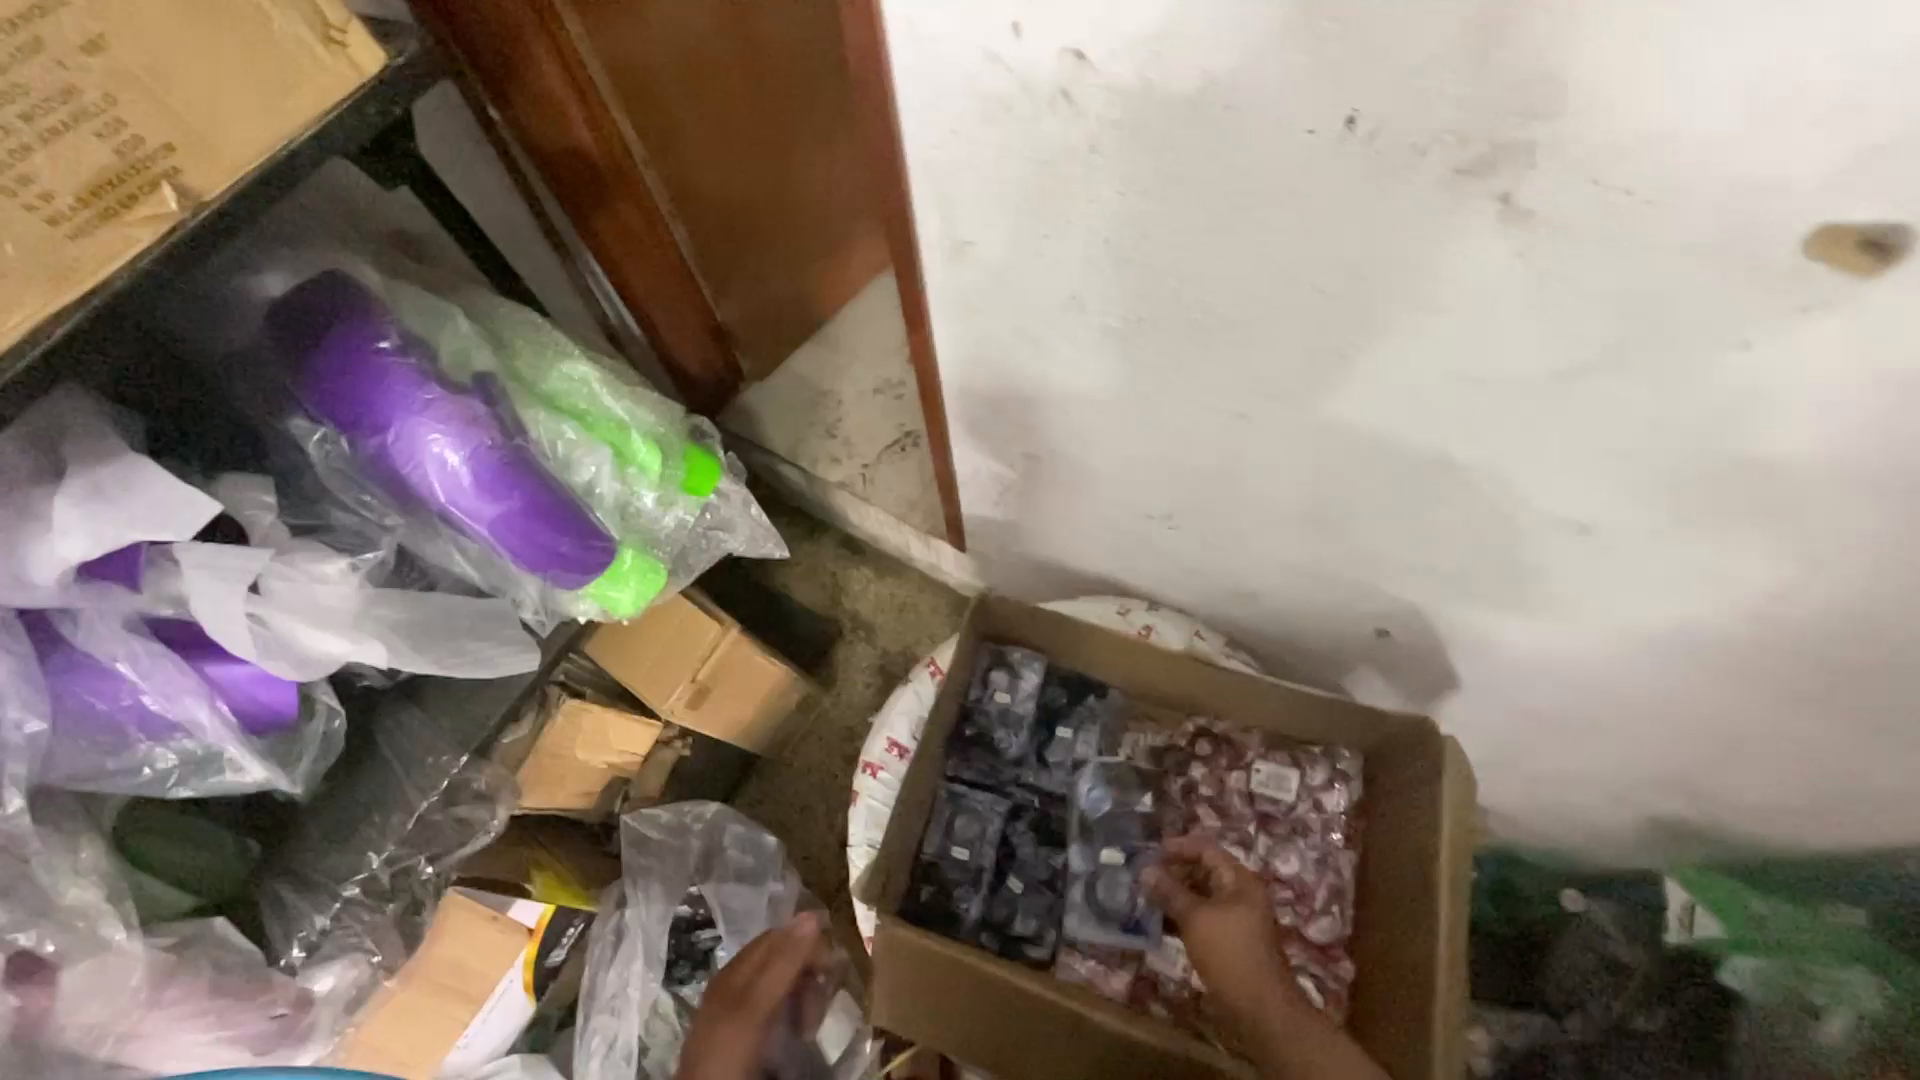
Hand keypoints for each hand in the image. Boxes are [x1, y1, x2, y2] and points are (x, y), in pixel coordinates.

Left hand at [676, 912, 829, 1079]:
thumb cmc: (728, 1055)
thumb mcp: (753, 1008)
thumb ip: (781, 964)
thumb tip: (812, 915)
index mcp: (736, 970)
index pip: (780, 936)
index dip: (807, 944)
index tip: (831, 967)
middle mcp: (739, 982)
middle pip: (786, 960)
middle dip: (809, 976)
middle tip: (821, 1002)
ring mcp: (743, 1010)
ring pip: (788, 987)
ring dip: (807, 999)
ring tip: (810, 1025)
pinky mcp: (750, 1034)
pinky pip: (784, 1011)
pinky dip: (798, 1017)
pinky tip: (800, 1034)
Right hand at [1143, 836, 1307, 1024]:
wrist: (1260, 1008)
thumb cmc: (1228, 953)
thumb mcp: (1195, 917)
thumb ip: (1169, 891)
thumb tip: (1145, 870)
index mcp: (1238, 880)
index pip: (1206, 849)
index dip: (1177, 847)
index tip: (1149, 853)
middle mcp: (1239, 893)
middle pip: (1202, 871)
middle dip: (1172, 872)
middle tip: (1143, 878)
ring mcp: (1235, 918)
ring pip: (1200, 896)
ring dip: (1174, 896)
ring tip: (1145, 898)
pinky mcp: (1227, 940)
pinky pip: (1201, 918)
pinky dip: (1181, 916)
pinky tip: (1158, 923)